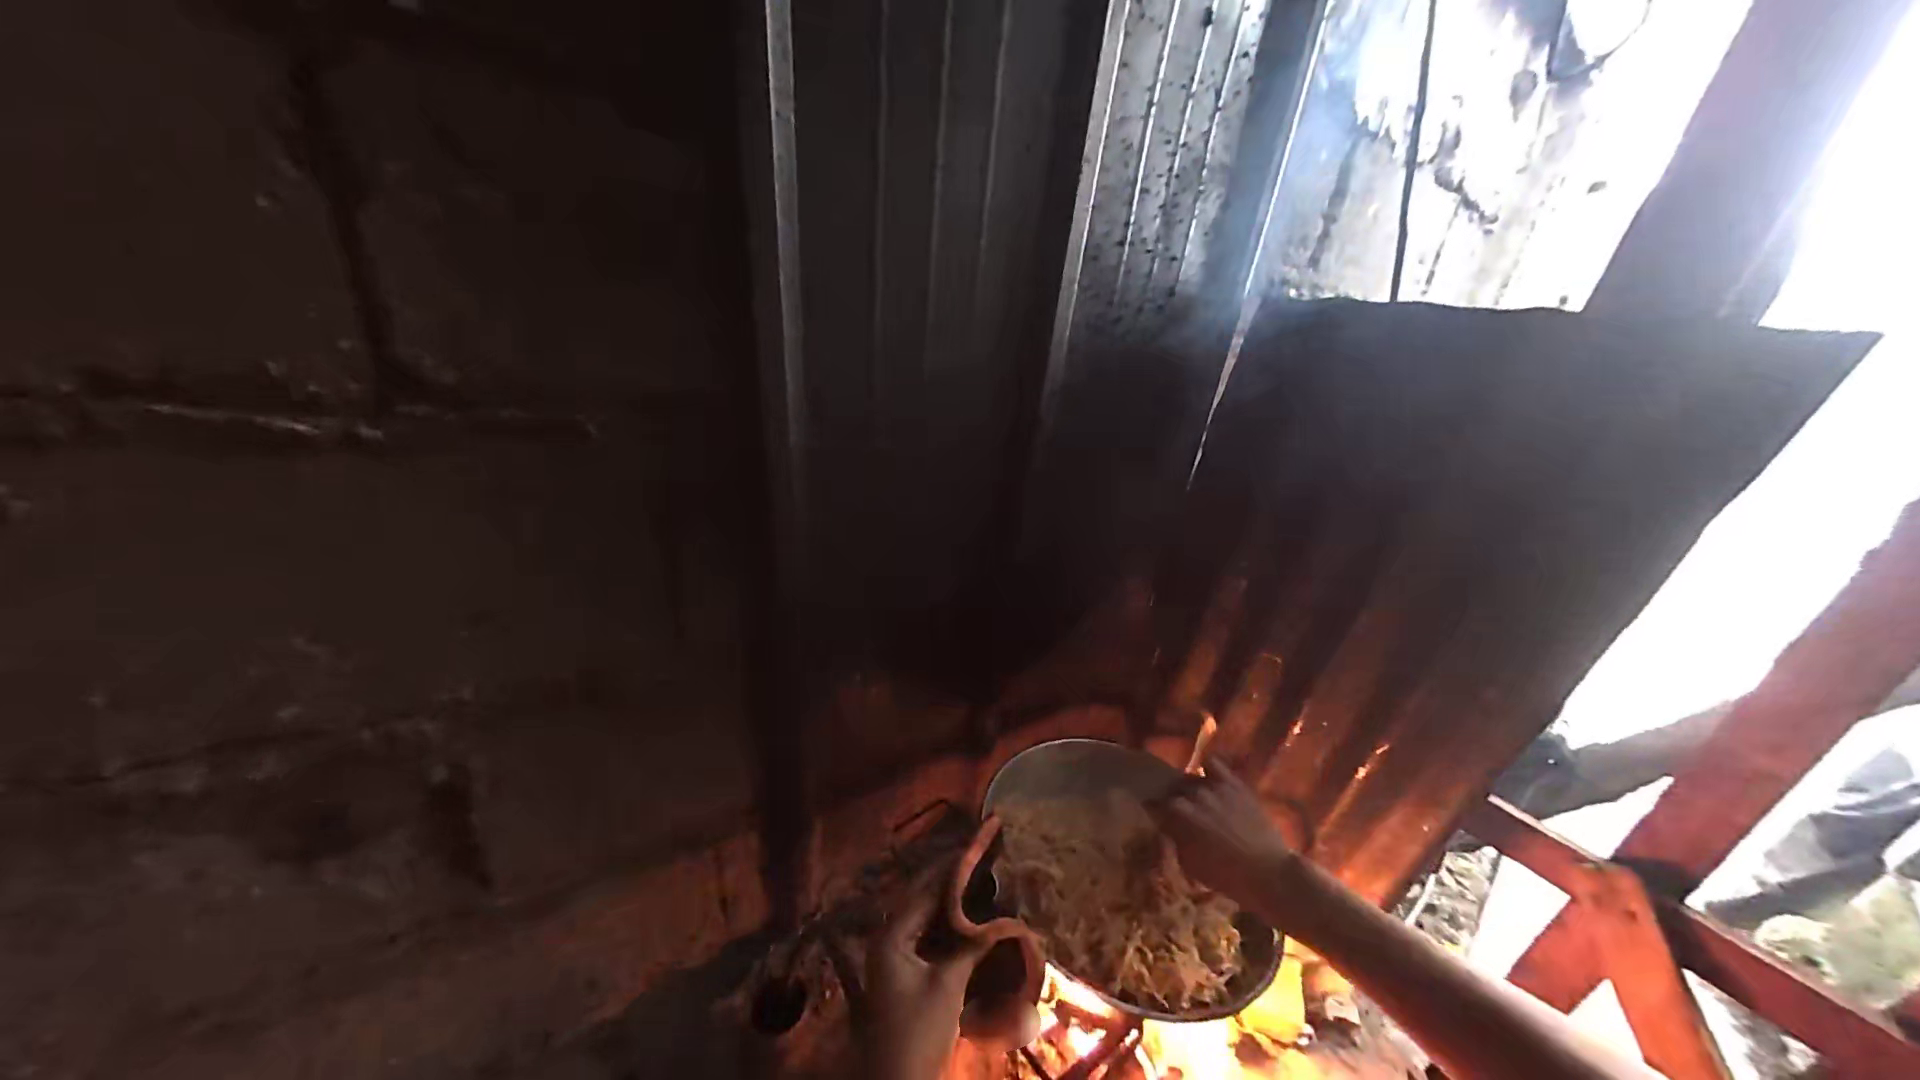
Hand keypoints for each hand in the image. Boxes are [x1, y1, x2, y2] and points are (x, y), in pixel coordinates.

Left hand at [855, 863, 990, 1079]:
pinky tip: (968, 921)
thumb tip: (1001, 921)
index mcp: (890, 936)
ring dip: (949, 906)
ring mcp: (894, 958)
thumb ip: (971, 947)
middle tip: (978, 863)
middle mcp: (887, 940)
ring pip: (924, 920)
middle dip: (949, 885)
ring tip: (978, 883)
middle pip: (921, 902)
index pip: (922, 892)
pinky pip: (926, 939)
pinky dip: (946, 929)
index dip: (949, 871)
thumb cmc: (918, 1032)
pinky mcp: (904, 974)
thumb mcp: (948, 986)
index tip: (973, 850)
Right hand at [1148, 756, 1303, 905]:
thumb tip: (1166, 826)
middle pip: (1173, 789)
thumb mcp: (1190, 864)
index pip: (1155, 804)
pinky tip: (1210, 779)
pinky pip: (1213, 764)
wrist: (1269, 875)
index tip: (1157, 818)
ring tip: (1197, 799)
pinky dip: (1208, 769)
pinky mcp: (1234, 784)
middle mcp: (1192, 794)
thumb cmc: (1226, 877)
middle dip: (1172, 800)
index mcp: (1178, 814)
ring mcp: (1214, 786)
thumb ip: (1173, 839)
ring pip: (1191, 778)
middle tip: (1179, 812)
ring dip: (1190, 789)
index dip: (1155, 811)